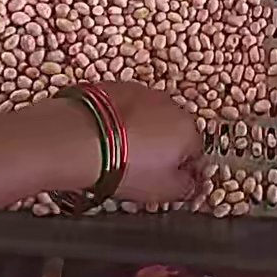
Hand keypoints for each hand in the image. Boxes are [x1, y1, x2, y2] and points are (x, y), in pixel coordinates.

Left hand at [99, 82, 203, 203]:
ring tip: (118, 149)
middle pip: (172, 128)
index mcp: (187, 129)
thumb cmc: (125, 167)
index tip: (166, 178)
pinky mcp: (114, 85)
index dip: (181, 168)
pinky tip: (104, 133)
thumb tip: (190, 183)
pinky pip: (123, 104)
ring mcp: (140, 91)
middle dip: (160, 145)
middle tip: (139, 166)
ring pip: (148, 113)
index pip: (195, 151)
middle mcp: (169, 104)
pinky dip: (118, 116)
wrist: (80, 138)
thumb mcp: (163, 191)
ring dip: (139, 128)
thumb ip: (185, 187)